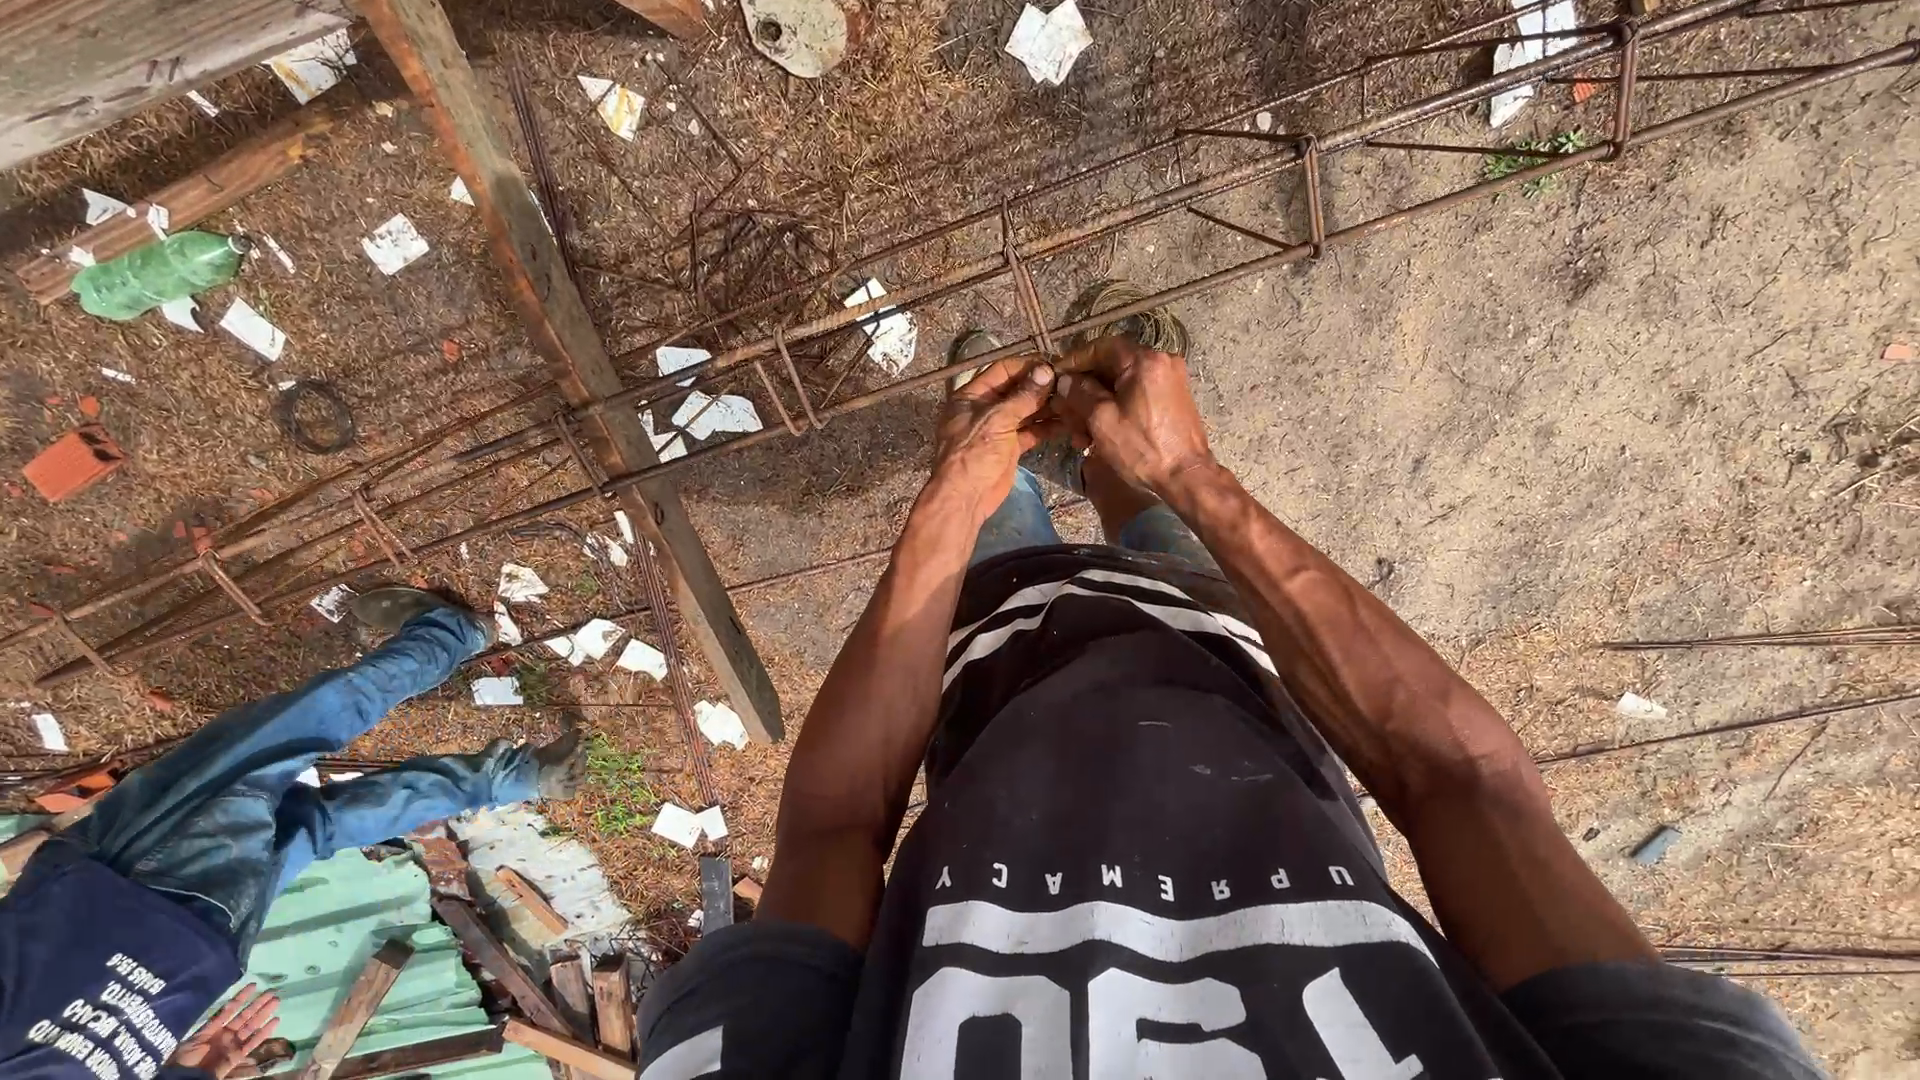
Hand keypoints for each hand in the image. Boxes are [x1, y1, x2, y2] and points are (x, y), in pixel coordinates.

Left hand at [170, 984, 279, 1079]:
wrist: (185, 1079)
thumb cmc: (184, 1060)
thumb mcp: (192, 1040)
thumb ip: (210, 1024)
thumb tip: (224, 1006)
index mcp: (211, 1030)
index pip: (228, 1010)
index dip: (241, 998)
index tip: (253, 985)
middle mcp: (224, 1035)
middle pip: (244, 1016)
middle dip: (257, 1004)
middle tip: (272, 991)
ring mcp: (231, 1045)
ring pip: (251, 1026)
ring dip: (264, 1013)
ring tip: (276, 1001)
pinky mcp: (237, 1056)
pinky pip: (253, 1042)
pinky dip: (264, 1032)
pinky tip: (275, 1021)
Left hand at [929, 357, 1058, 518]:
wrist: (965, 497)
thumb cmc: (973, 453)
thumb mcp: (997, 420)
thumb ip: (1023, 396)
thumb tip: (1045, 371)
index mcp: (972, 395)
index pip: (1003, 370)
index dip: (1027, 366)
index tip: (1054, 364)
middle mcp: (984, 408)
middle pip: (1016, 390)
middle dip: (1041, 387)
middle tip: (1069, 383)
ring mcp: (998, 428)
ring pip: (1026, 411)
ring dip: (1047, 406)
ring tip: (1072, 400)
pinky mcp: (1009, 447)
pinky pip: (1030, 431)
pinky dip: (1046, 427)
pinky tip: (1066, 422)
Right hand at [1054, 336, 1216, 495]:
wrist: (1186, 477)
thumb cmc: (1142, 449)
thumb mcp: (1102, 420)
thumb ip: (1080, 393)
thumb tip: (1065, 380)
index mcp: (1145, 361)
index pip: (1101, 347)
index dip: (1074, 360)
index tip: (1055, 376)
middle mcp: (1161, 362)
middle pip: (1111, 366)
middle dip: (1084, 390)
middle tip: (1065, 412)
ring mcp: (1170, 380)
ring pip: (1122, 384)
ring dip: (1097, 403)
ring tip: (1080, 433)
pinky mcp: (1172, 398)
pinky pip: (1136, 395)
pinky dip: (1116, 408)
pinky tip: (1100, 432)